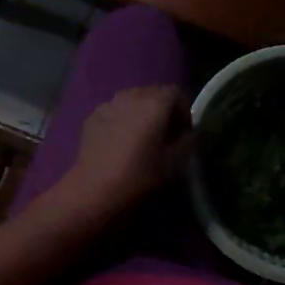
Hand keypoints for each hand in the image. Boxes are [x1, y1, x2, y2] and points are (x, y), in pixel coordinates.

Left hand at [59, 85, 193, 215]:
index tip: (185, 132)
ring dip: (143, 112)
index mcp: (154, 103)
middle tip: (166, 135)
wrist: (93, 192)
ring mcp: (108, 104)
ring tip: (143, 137)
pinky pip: (116, 110)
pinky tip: (121, 141)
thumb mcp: (175, 163)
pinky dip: (124, 118)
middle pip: (154, 92)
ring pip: (133, 99)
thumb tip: (192, 132)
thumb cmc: (139, 177)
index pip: (177, 92)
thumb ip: (190, 141)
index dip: (185, 110)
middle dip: (164, 109)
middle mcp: (131, 96)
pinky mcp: (92, 117)